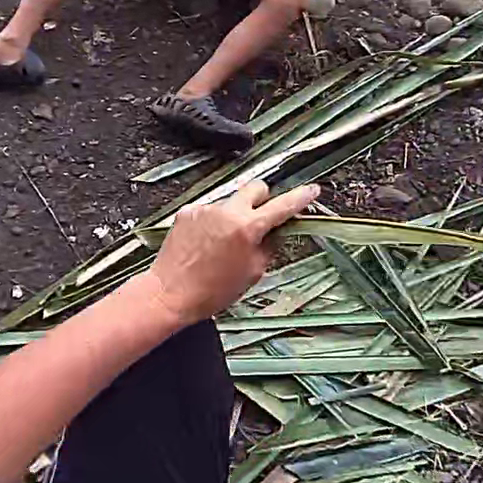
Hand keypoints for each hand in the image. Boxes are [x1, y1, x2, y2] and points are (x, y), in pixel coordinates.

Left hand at [148, 181, 318, 322]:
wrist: (170, 293)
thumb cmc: (212, 291)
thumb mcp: (252, 273)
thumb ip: (269, 246)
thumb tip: (276, 231)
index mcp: (247, 228)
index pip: (282, 206)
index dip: (300, 198)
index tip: (312, 190)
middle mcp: (226, 211)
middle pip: (256, 188)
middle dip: (263, 199)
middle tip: (261, 219)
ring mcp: (205, 209)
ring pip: (231, 201)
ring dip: (235, 215)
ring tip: (224, 244)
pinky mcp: (188, 211)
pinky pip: (209, 210)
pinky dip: (213, 222)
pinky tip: (205, 243)